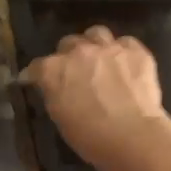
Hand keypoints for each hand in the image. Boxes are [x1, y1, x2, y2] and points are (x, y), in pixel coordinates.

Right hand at [23, 27, 170, 170]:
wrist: (133, 136)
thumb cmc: (90, 137)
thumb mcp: (59, 117)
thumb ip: (54, 94)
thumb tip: (53, 88)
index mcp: (53, 70)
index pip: (36, 66)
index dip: (34, 75)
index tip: (34, 82)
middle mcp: (79, 52)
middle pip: (67, 43)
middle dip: (67, 56)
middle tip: (73, 71)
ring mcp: (109, 48)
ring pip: (96, 34)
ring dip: (93, 44)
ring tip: (98, 58)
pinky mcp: (136, 52)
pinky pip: (125, 42)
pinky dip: (122, 51)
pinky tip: (124, 64)